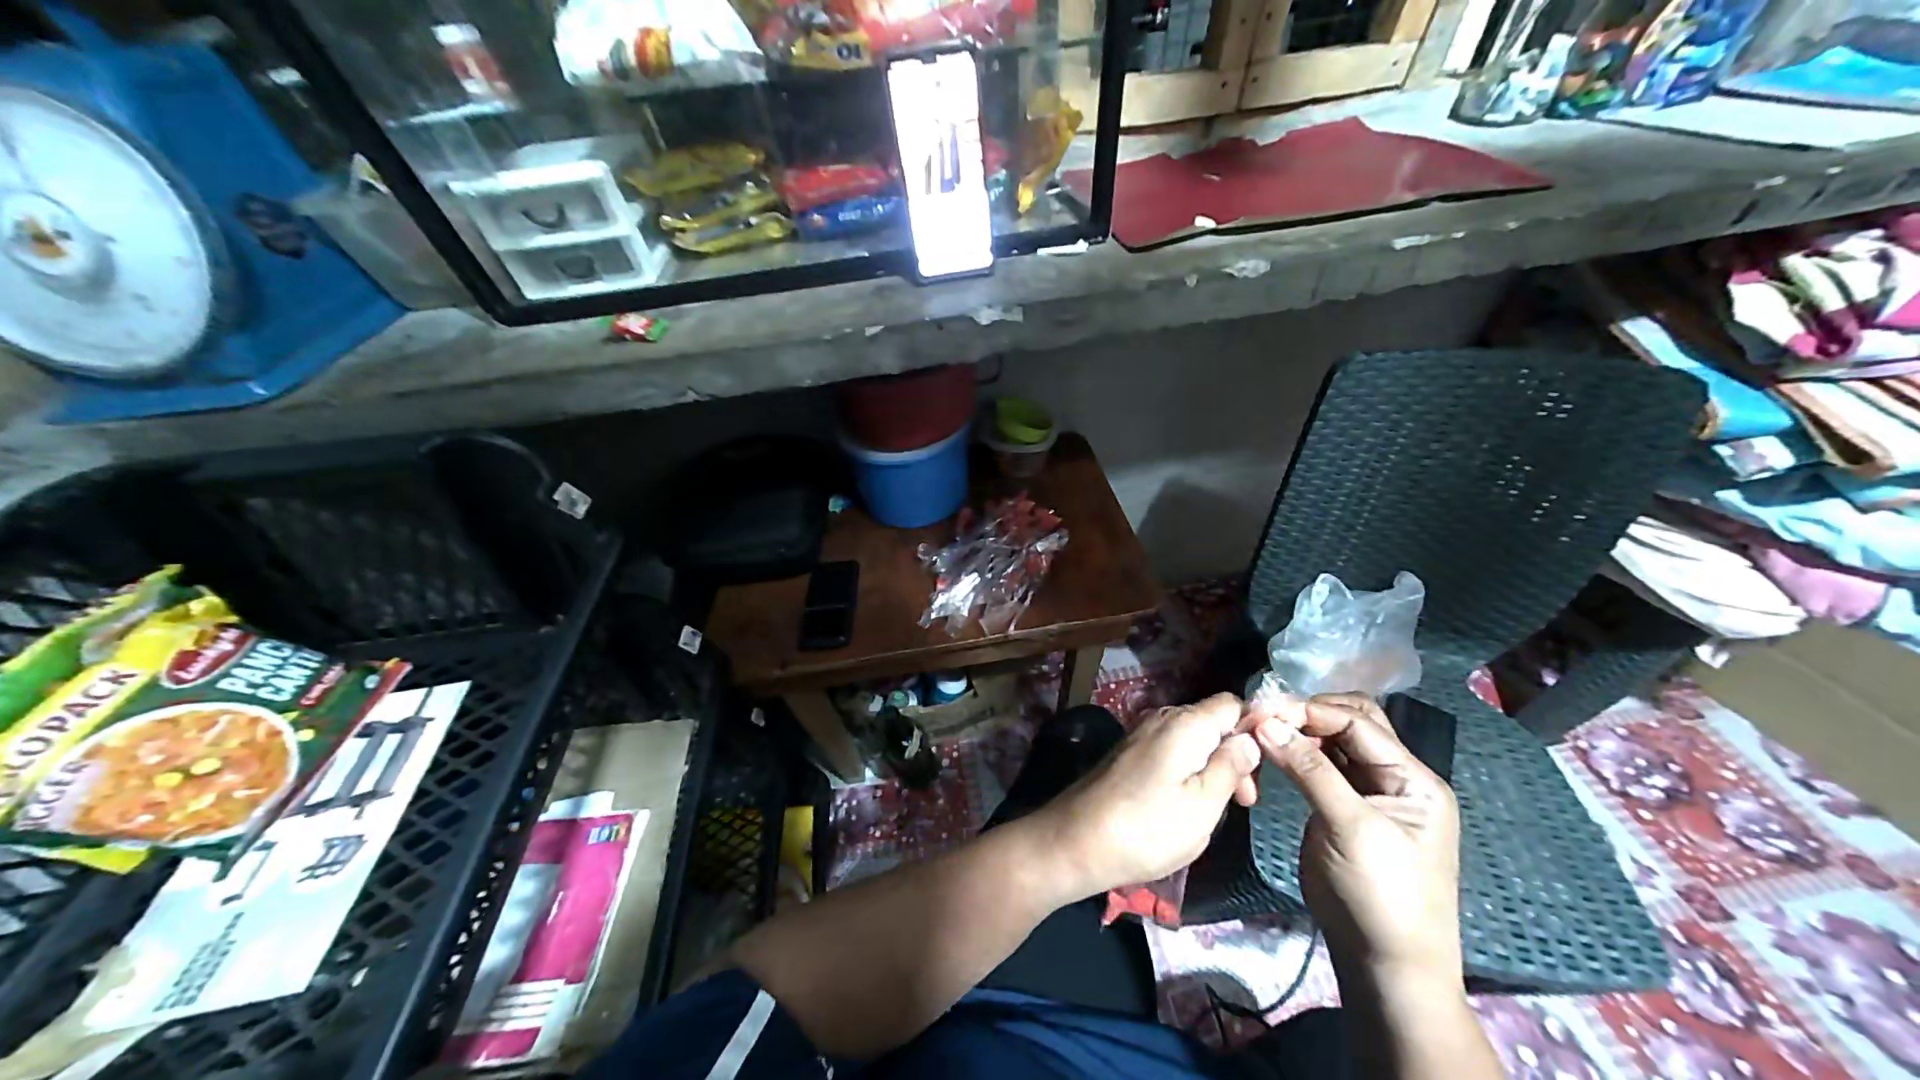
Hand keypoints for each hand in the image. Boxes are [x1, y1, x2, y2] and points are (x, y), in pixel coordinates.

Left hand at [1029, 693, 1261, 901]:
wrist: (1074, 841)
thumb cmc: (1147, 828)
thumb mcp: (1204, 805)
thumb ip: (1231, 767)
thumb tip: (1250, 738)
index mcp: (1185, 724)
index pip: (1232, 704)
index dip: (1256, 728)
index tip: (1268, 768)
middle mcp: (1161, 719)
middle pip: (1212, 723)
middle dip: (1235, 755)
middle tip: (1245, 802)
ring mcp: (1140, 736)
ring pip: (1192, 741)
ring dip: (1212, 768)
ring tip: (1220, 809)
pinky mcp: (1127, 755)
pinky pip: (1170, 753)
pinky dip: (1187, 772)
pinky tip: (1188, 805)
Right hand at [1251, 693, 1462, 984]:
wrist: (1384, 961)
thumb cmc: (1382, 894)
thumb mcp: (1352, 828)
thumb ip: (1310, 771)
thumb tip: (1266, 723)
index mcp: (1412, 778)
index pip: (1359, 723)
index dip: (1312, 711)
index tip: (1265, 710)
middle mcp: (1392, 777)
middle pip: (1349, 723)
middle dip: (1306, 714)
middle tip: (1263, 718)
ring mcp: (1366, 793)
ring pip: (1331, 743)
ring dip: (1298, 733)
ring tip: (1260, 732)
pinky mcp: (1340, 808)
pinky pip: (1318, 767)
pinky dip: (1294, 755)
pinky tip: (1271, 754)